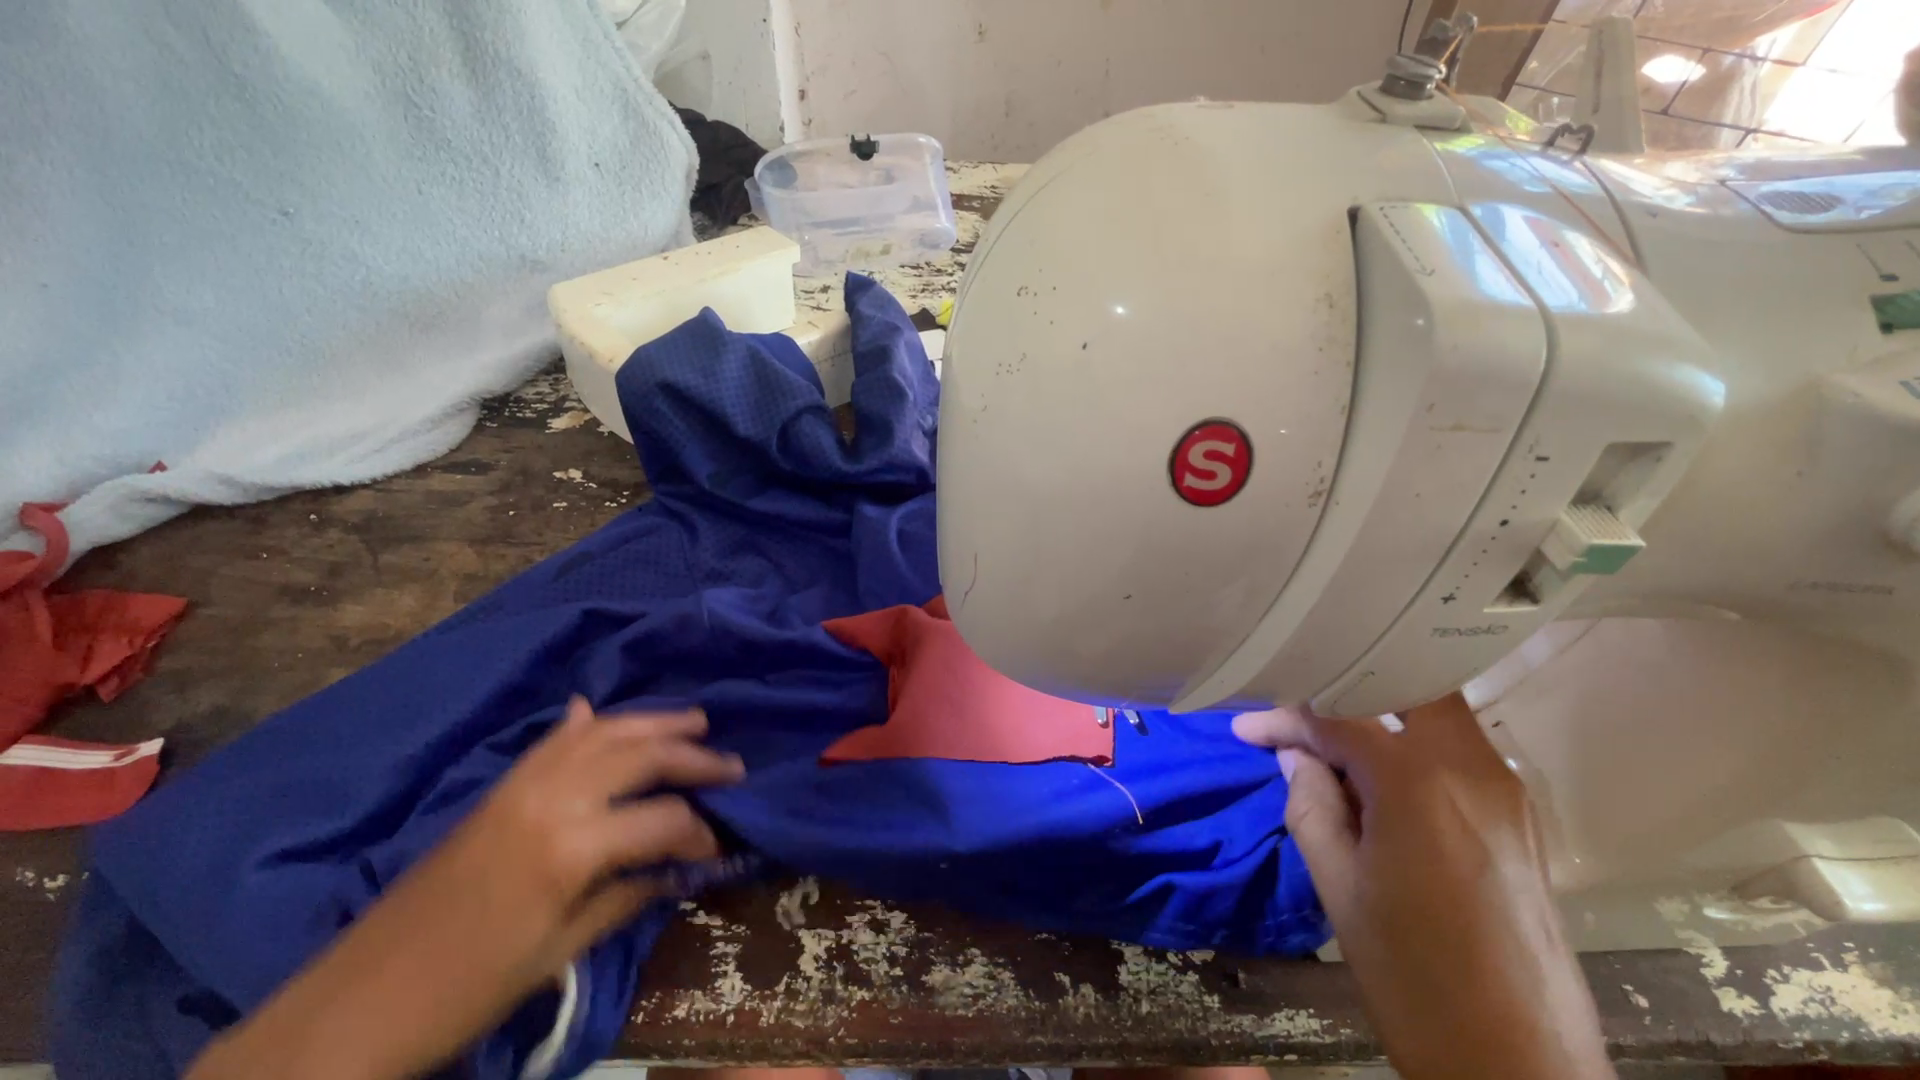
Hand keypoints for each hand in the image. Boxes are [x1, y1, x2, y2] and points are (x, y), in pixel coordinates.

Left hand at [191, 698, 744, 1079]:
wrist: (361, 1000)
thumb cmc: (471, 988)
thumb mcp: (561, 952)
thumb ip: (626, 897)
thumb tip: (681, 870)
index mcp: (573, 848)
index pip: (663, 820)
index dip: (700, 832)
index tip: (721, 848)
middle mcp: (551, 799)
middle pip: (638, 757)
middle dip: (692, 757)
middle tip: (732, 764)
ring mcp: (519, 787)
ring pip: (599, 735)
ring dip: (649, 724)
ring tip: (693, 722)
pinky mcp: (495, 791)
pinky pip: (549, 743)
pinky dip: (581, 725)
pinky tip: (593, 710)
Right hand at [1234, 693, 1611, 1079]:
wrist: (1517, 1055)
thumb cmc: (1411, 973)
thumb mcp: (1338, 886)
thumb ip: (1311, 804)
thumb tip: (1297, 756)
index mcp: (1417, 782)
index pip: (1339, 718)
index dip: (1285, 719)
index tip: (1244, 732)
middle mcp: (1472, 766)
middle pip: (1404, 688)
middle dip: (1346, 693)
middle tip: (1298, 721)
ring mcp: (1506, 787)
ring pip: (1437, 715)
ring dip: (1383, 717)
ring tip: (1331, 751)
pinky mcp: (1521, 814)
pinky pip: (1458, 752)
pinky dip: (1413, 748)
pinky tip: (1379, 784)